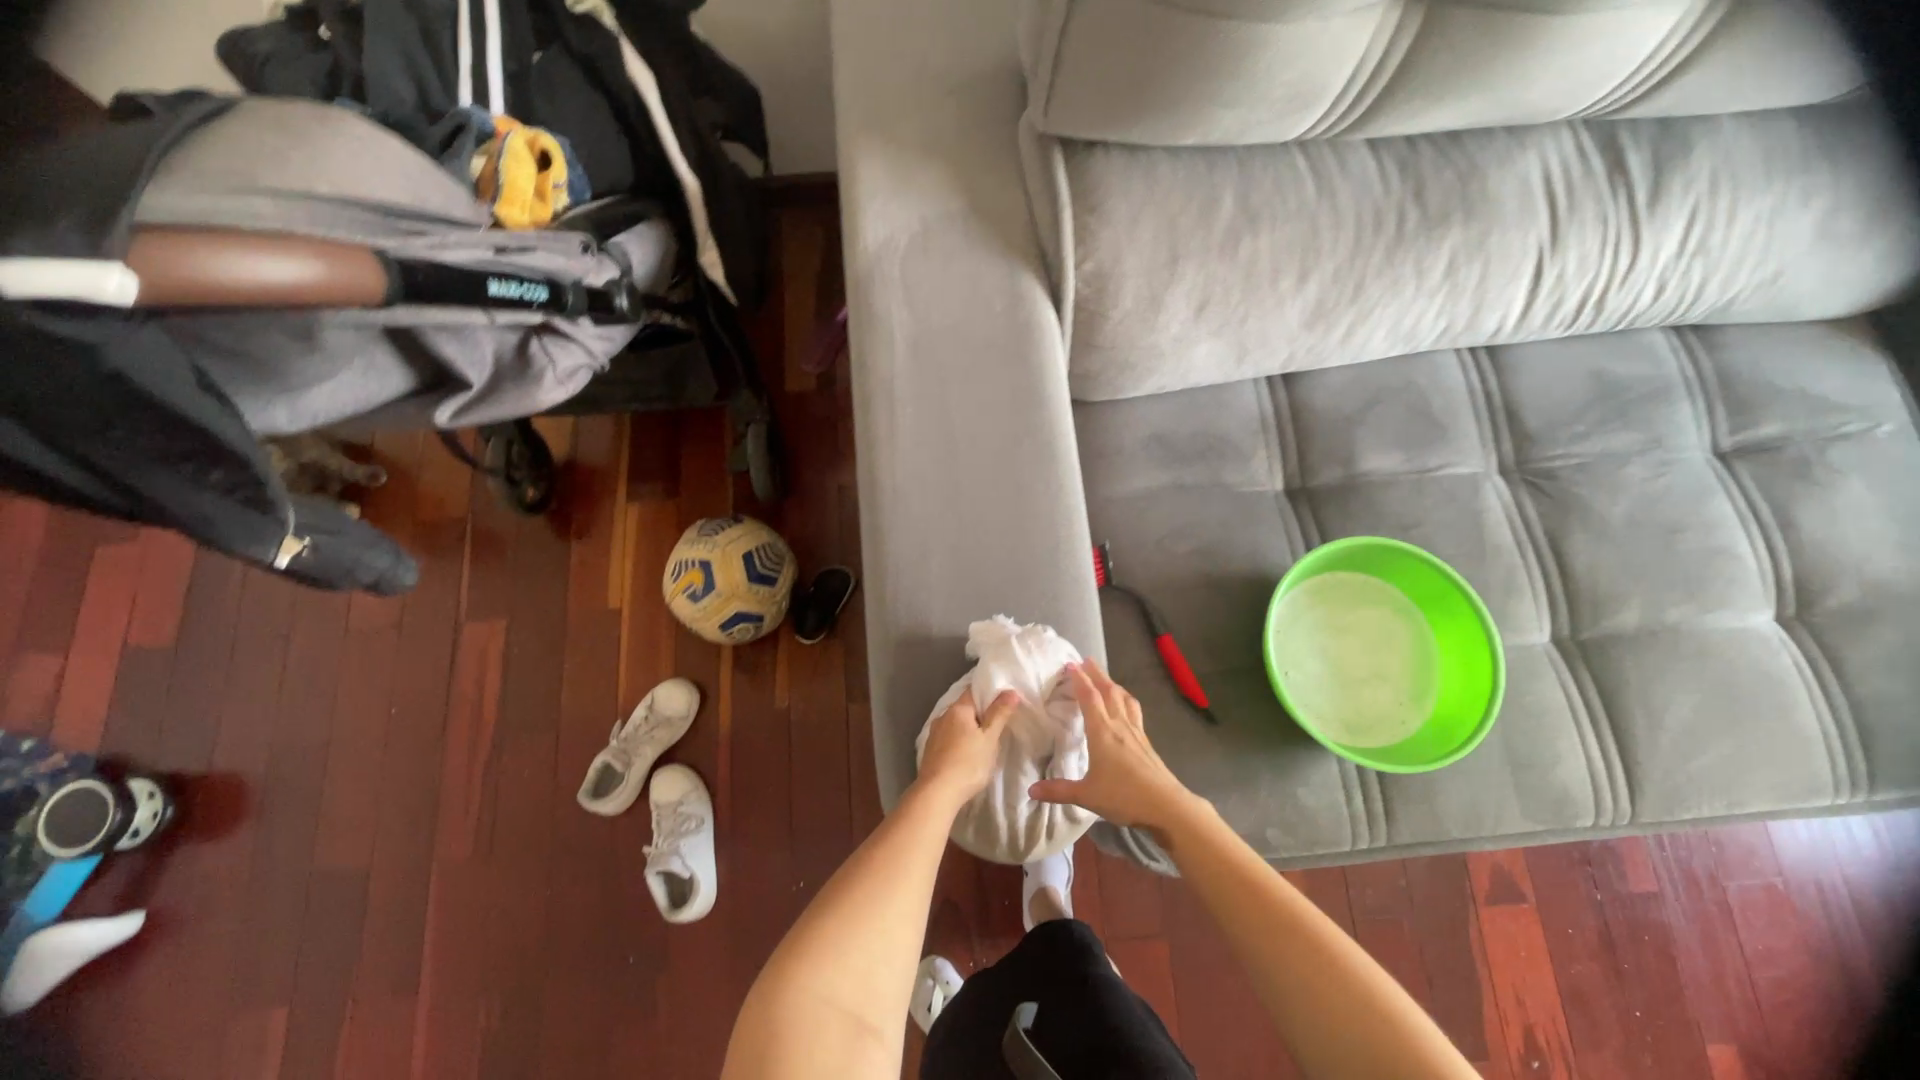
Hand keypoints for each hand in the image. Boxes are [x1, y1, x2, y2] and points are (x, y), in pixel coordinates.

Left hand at [915, 689, 1018, 804]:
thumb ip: (999, 714)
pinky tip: (966, 752)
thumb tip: (1010, 691)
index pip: (974, 691)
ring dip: (969, 728)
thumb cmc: (968, 763)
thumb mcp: (990, 738)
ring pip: (956, 724)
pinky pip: (948, 738)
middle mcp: (942, 716)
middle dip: (980, 713)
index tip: (1004, 700)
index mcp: (957, 709)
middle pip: (964, 708)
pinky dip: (959, 740)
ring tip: (984, 740)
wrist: (937, 793)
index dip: (990, 693)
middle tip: (998, 723)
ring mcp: (934, 734)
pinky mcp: (930, 750)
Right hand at [1029, 661, 1204, 834]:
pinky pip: (1134, 712)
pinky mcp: (1146, 742)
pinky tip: (1125, 708)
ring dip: (1113, 685)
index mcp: (1103, 732)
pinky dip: (1126, 701)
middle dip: (1097, 674)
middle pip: (1109, 691)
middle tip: (1087, 661)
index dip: (1079, 680)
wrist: (1166, 806)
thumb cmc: (1124, 796)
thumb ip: (1058, 791)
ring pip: (1124, 699)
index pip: (1090, 698)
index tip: (1070, 664)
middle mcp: (1120, 726)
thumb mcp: (1086, 795)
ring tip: (1105, 679)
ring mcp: (1136, 733)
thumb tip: (1030, 790)